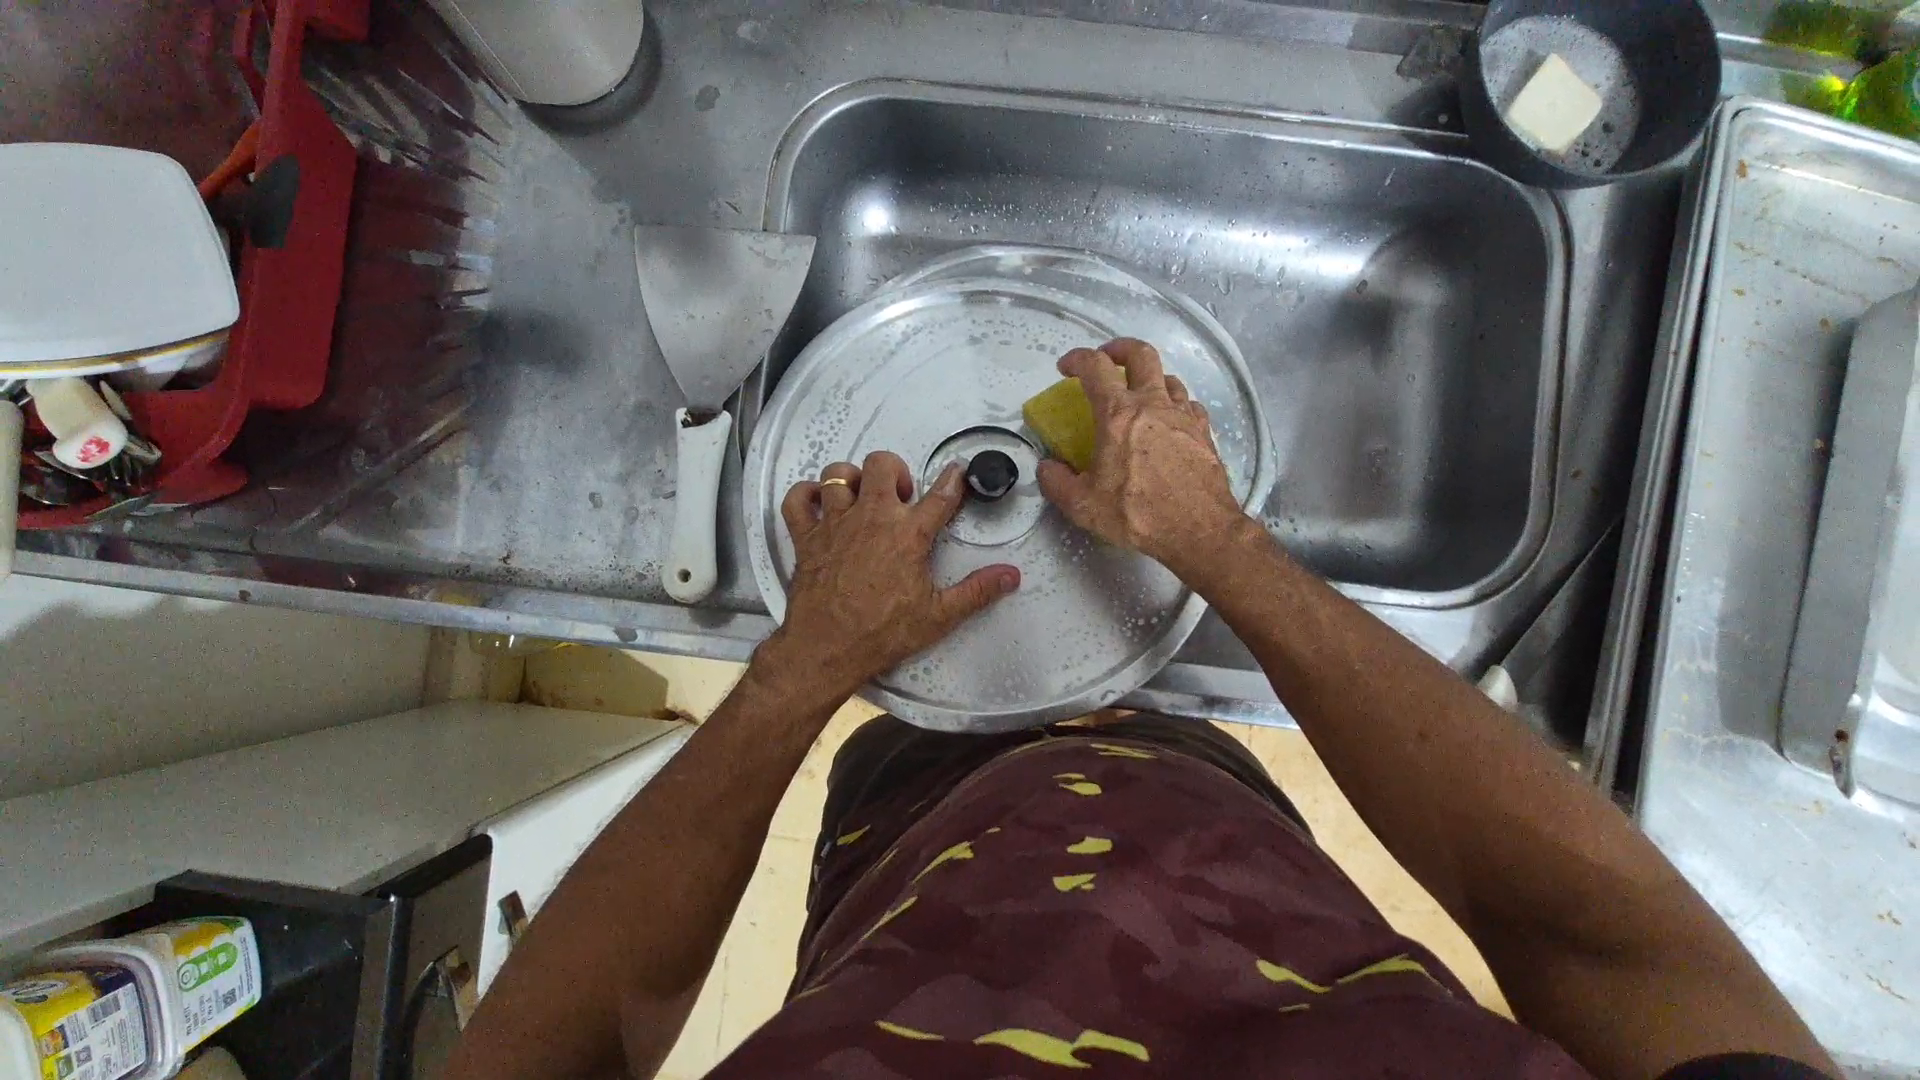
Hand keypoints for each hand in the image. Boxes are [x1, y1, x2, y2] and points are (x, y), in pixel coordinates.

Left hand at [763, 451, 1020, 695]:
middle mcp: (872, 517)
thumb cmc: (884, 632)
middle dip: (895, 472)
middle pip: (882, 464)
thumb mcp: (939, 616)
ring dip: (851, 480)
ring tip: (861, 499)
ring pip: (838, 474)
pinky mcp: (806, 536)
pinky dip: (806, 495)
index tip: (958, 471)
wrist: (827, 649)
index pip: (940, 495)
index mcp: (908, 534)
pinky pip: (798, 499)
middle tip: (900, 499)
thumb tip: (1012, 575)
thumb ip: (977, 591)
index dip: (953, 479)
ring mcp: (835, 523)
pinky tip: (820, 506)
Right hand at [1035, 339, 1248, 570]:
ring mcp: (1184, 416)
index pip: (1095, 367)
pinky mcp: (1204, 433)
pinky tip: (1169, 422)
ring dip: (1150, 377)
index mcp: (1118, 415)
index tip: (1065, 367)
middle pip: (1141, 354)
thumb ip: (1057, 483)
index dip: (1077, 359)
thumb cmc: (1136, 514)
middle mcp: (1153, 405)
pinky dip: (1175, 405)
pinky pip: (1189, 405)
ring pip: (1169, 377)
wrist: (1198, 530)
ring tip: (1139, 393)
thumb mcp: (1082, 505)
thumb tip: (1047, 468)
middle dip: (1119, 348)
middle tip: (1107, 358)